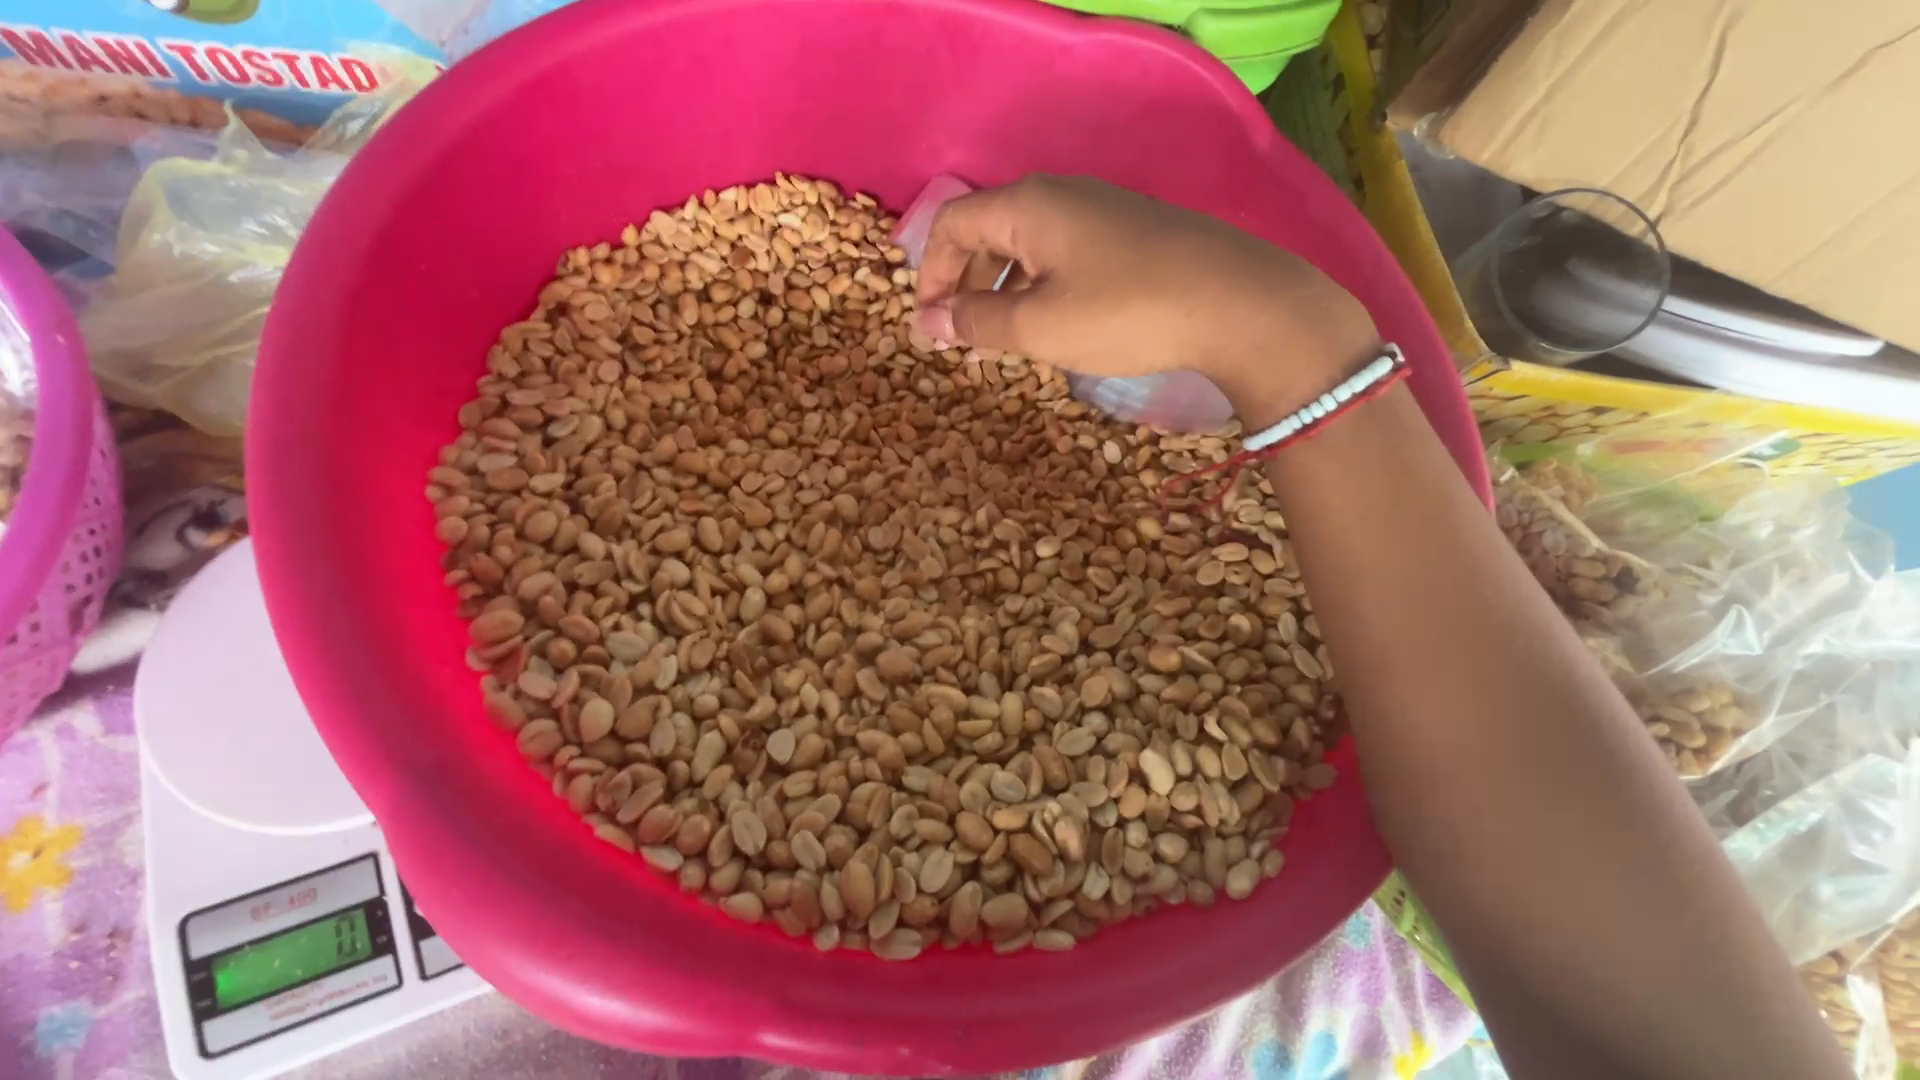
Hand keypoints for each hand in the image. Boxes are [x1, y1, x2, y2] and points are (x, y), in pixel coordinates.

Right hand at [912, 175, 1379, 423]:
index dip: (930, 276)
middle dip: (966, 286)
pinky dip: (1042, 288)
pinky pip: (1064, 255)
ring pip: (1028, 247)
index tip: (929, 328)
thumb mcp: (1039, 326)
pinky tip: (1056, 325)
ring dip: (1004, 292)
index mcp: (1027, 206)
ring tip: (1004, 341)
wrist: (1238, 303)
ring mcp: (1101, 211)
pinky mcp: (1132, 234)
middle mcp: (1060, 195)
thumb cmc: (1124, 312)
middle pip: (988, 232)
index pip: (952, 225)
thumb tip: (929, 322)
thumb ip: (978, 322)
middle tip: (962, 340)